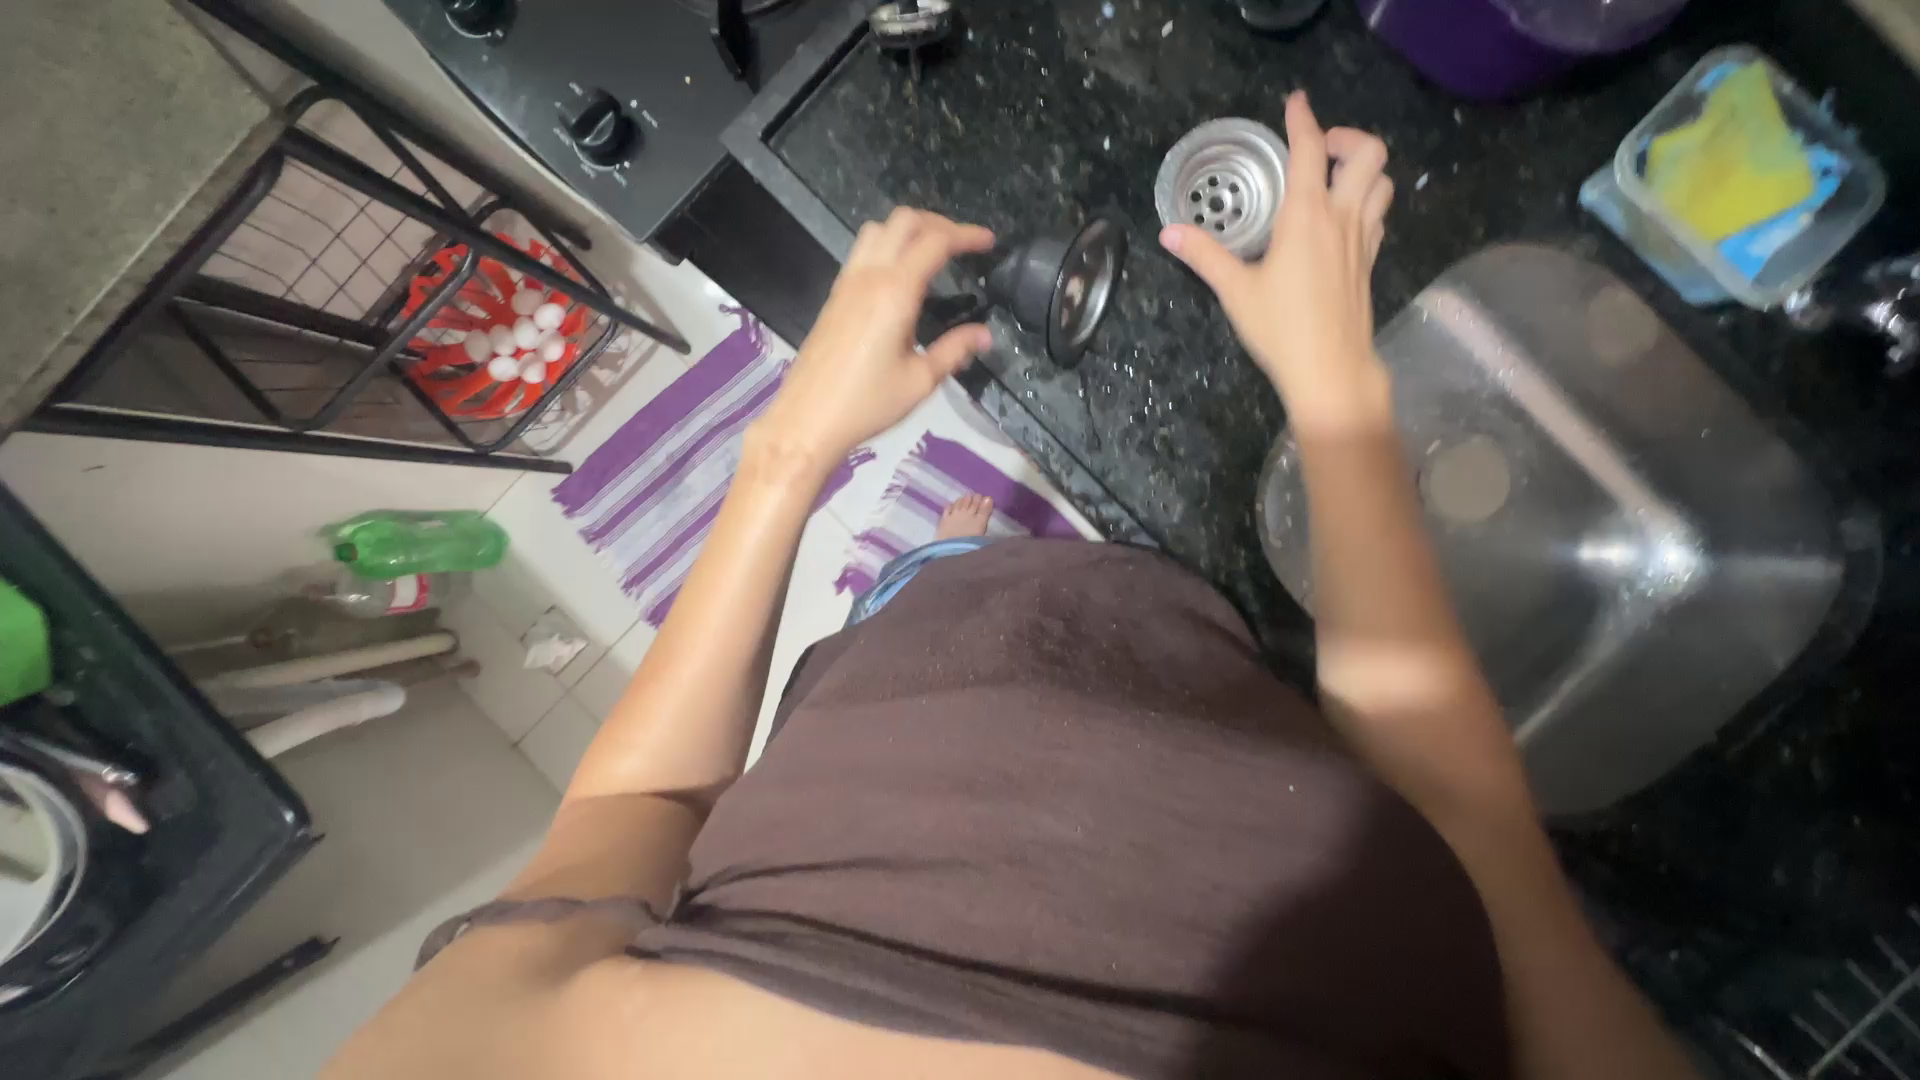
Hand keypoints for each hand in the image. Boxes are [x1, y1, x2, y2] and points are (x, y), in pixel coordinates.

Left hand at [752, 208, 994, 471]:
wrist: (808, 419)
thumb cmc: (867, 404)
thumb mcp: (920, 381)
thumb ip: (954, 350)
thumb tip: (984, 335)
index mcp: (895, 293)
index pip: (935, 242)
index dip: (966, 235)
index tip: (988, 242)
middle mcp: (869, 277)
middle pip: (904, 221)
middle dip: (938, 223)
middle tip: (962, 244)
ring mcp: (847, 284)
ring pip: (878, 230)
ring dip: (908, 230)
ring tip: (932, 252)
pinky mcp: (835, 297)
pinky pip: (862, 253)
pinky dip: (888, 247)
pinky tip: (901, 276)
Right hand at [1160, 92, 1394, 433]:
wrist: (1330, 369)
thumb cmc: (1280, 329)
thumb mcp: (1235, 292)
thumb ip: (1204, 256)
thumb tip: (1169, 233)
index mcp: (1307, 217)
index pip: (1310, 150)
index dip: (1302, 120)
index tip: (1294, 103)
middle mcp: (1342, 218)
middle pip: (1368, 153)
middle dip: (1345, 137)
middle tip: (1316, 149)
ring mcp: (1362, 240)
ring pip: (1382, 182)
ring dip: (1363, 168)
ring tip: (1333, 178)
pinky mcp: (1368, 262)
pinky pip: (1378, 214)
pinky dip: (1366, 200)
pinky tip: (1342, 219)